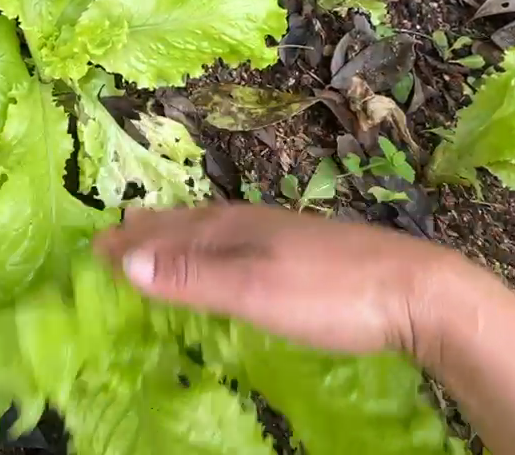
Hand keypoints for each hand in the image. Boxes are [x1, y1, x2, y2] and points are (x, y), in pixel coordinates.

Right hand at [92, 203, 470, 359]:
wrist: (419, 289)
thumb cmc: (331, 292)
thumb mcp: (254, 290)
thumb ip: (191, 276)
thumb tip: (126, 259)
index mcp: (230, 229)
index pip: (166, 235)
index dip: (131, 245)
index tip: (94, 248)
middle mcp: (247, 222)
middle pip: (184, 223)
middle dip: (147, 230)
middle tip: (114, 232)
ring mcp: (276, 233)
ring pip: (211, 227)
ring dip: (176, 231)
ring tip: (156, 228)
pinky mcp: (300, 249)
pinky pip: (234, 237)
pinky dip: (209, 241)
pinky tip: (225, 247)